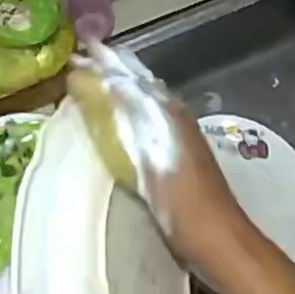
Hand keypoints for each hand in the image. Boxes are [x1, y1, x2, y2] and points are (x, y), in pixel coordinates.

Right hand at [67, 42, 246, 265]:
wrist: (219, 240)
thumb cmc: (181, 201)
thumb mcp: (145, 157)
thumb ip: (118, 117)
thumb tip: (87, 80)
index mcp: (163, 107)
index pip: (126, 73)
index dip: (101, 61)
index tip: (75, 53)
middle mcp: (171, 109)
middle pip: (134, 78)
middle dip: (106, 68)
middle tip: (77, 61)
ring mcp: (177, 127)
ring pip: (140, 93)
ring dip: (116, 83)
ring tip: (88, 78)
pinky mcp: (177, 147)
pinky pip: (144, 111)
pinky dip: (125, 103)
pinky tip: (112, 112)